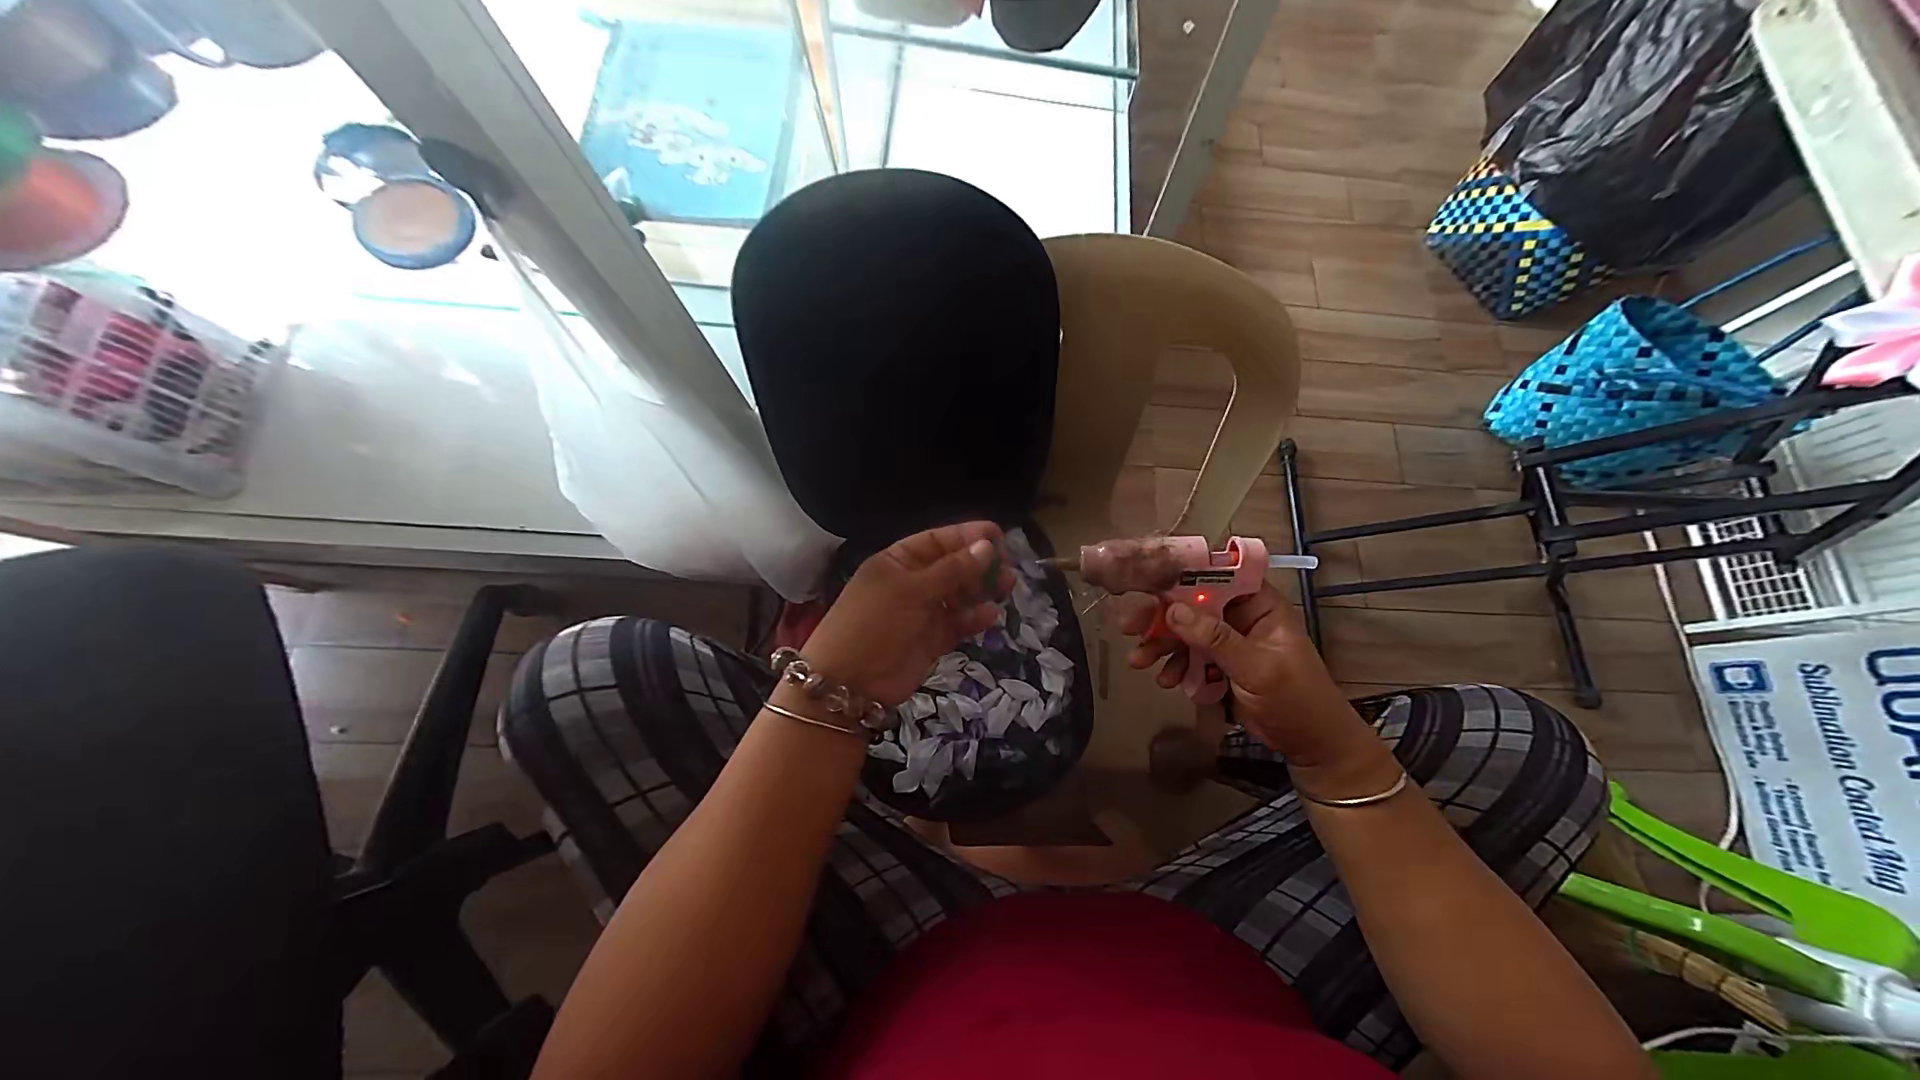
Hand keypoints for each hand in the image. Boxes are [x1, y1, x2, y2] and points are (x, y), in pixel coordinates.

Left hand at [802, 521, 1014, 707]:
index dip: (965, 536)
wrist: (849, 682)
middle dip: (979, 564)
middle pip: (951, 567)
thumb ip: (952, 570)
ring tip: (1007, 586)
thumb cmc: (874, 623)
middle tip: (1008, 565)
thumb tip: (988, 546)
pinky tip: (991, 615)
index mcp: (898, 562)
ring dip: (982, 590)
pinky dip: (974, 619)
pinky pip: (958, 623)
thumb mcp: (912, 590)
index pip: (936, 541)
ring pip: (959, 595)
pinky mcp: (931, 640)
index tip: (998, 534)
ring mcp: (922, 613)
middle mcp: (911, 584)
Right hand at [1122, 583, 1376, 769]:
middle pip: (1192, 603)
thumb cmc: (1297, 700)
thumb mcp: (1257, 668)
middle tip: (1128, 626)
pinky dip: (1174, 666)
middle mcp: (1240, 615)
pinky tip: (1166, 680)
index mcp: (1259, 604)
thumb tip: (1172, 611)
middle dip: (1160, 616)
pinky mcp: (1219, 664)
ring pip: (1185, 631)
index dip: (1183, 574)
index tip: (1147, 580)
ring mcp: (1228, 641)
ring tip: (1138, 662)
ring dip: (1161, 645)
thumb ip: (1215, 638)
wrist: (1312, 746)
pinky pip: (1188, 656)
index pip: (1218, 575)